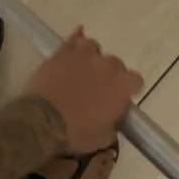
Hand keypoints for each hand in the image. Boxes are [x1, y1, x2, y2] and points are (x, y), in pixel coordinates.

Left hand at [22, 28, 142, 151]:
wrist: (43, 120)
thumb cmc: (76, 132)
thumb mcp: (103, 137)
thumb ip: (113, 123)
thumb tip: (111, 119)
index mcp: (122, 85)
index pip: (136, 81)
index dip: (128, 89)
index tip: (120, 98)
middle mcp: (107, 65)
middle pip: (115, 64)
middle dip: (109, 75)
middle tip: (97, 88)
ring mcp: (83, 56)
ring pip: (93, 48)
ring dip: (91, 57)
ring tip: (82, 69)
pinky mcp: (61, 53)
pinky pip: (72, 41)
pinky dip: (74, 42)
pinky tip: (74, 43)